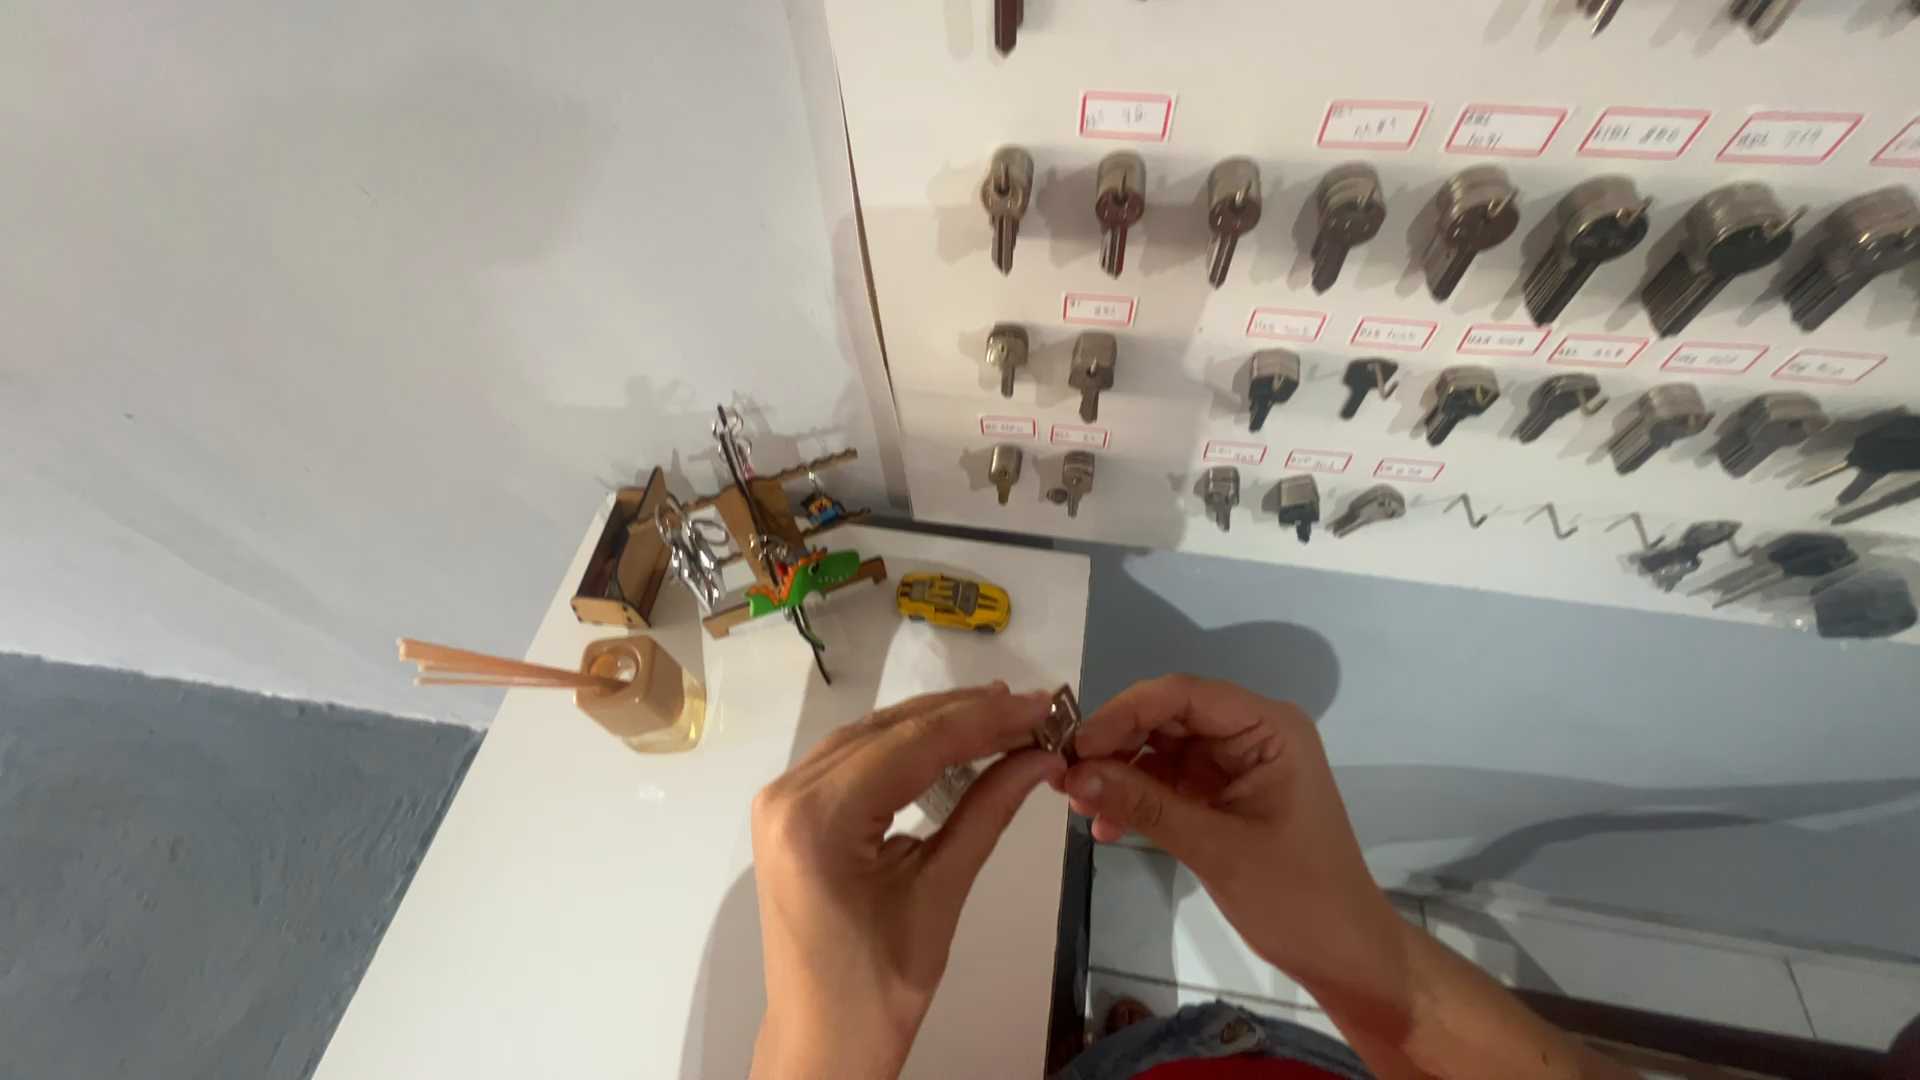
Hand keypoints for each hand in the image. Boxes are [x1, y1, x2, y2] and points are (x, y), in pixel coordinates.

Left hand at [750, 683, 1064, 1079]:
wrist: (821, 1040)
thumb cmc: (880, 987)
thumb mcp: (940, 894)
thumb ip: (988, 811)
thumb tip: (1040, 756)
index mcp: (819, 820)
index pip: (915, 744)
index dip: (984, 719)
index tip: (1039, 704)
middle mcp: (790, 791)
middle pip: (893, 730)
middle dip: (966, 715)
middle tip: (1029, 705)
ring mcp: (783, 795)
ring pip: (874, 734)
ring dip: (938, 722)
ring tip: (1000, 710)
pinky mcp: (791, 804)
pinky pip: (856, 754)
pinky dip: (906, 742)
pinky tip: (948, 735)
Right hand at [1061, 674, 1402, 999]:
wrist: (1343, 959)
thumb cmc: (1299, 899)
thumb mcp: (1218, 849)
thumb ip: (1145, 805)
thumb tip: (1075, 772)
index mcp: (1267, 727)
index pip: (1182, 695)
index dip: (1125, 712)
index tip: (1079, 746)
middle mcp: (1247, 732)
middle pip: (1164, 717)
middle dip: (1114, 745)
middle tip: (1066, 776)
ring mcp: (1231, 762)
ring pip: (1157, 748)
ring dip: (1117, 774)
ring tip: (1079, 805)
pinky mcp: (1217, 791)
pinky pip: (1163, 780)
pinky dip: (1133, 799)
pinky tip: (1106, 826)